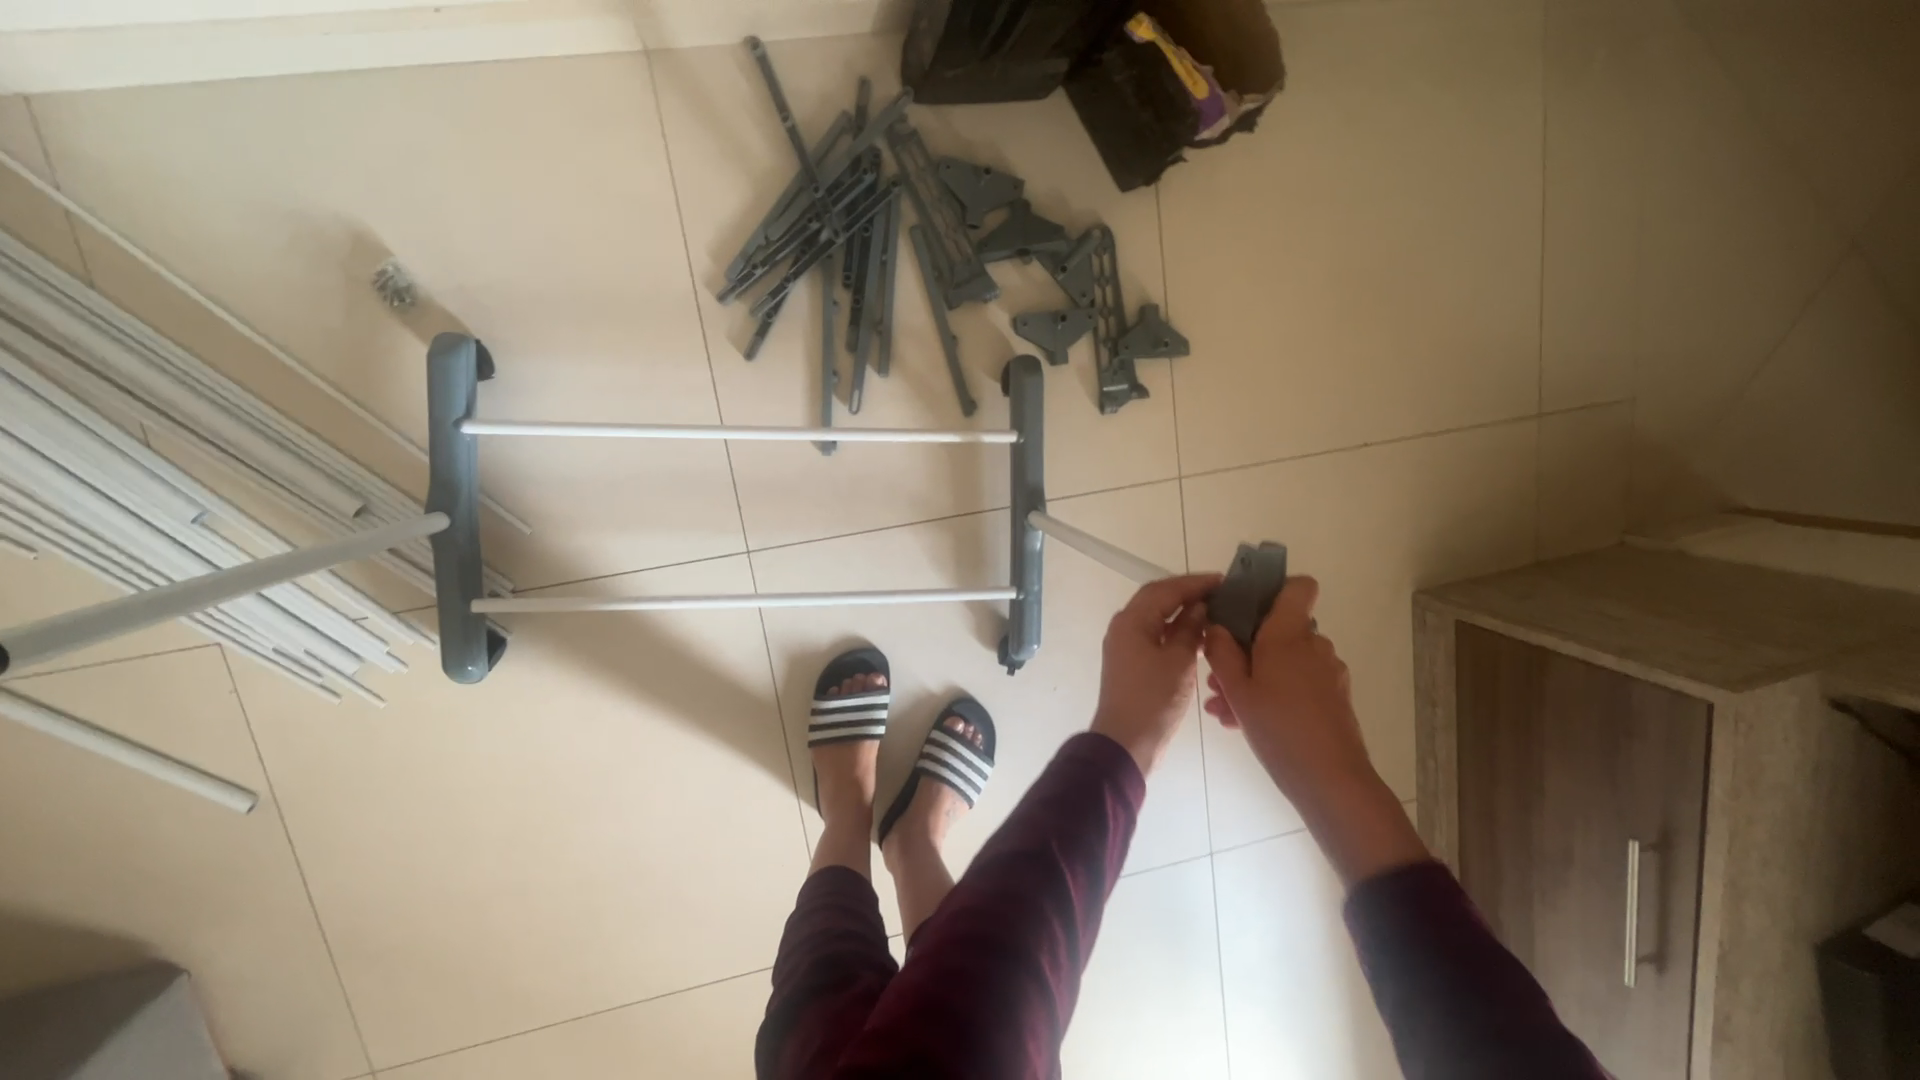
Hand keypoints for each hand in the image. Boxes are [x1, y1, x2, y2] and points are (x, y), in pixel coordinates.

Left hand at [1091, 573, 1221, 775]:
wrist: (1126, 741)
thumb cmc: (1153, 700)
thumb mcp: (1178, 662)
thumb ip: (1189, 630)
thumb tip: (1199, 608)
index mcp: (1131, 621)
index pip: (1164, 590)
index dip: (1194, 583)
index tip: (1222, 581)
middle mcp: (1124, 627)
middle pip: (1157, 599)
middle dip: (1187, 593)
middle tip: (1219, 593)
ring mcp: (1125, 645)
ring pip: (1156, 618)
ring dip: (1182, 613)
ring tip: (1214, 612)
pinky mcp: (1131, 662)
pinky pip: (1155, 635)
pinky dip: (1175, 632)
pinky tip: (1199, 637)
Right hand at [1201, 577, 1374, 804]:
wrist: (1330, 780)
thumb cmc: (1278, 728)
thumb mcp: (1236, 690)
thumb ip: (1221, 652)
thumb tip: (1217, 627)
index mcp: (1289, 634)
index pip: (1298, 587)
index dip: (1274, 590)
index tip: (1246, 610)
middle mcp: (1314, 645)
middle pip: (1279, 630)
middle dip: (1246, 649)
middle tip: (1217, 680)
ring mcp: (1327, 672)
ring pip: (1283, 661)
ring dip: (1253, 677)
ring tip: (1223, 708)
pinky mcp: (1333, 697)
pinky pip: (1296, 683)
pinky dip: (1272, 694)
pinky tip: (1243, 721)